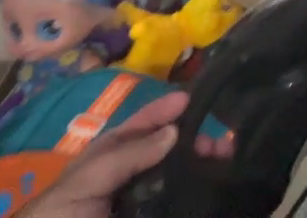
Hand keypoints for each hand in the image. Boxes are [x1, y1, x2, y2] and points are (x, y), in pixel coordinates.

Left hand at [21, 91, 234, 217]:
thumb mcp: (79, 187)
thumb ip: (124, 157)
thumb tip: (174, 131)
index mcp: (107, 161)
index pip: (140, 127)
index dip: (165, 110)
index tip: (192, 99)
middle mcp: (129, 178)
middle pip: (169, 148)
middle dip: (195, 138)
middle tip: (219, 141)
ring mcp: (144, 202)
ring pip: (182, 175)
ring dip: (206, 163)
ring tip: (227, 160)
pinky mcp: (162, 212)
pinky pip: (184, 201)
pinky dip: (206, 191)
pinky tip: (224, 182)